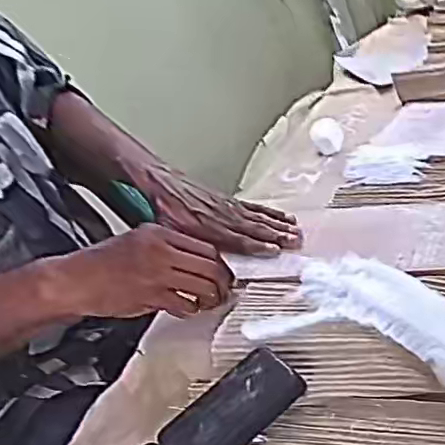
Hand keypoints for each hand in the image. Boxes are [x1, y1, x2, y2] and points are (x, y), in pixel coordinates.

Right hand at [38, 223, 230, 318]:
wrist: (71, 280)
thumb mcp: (136, 242)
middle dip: (223, 283)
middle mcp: (159, 250)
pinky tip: (186, 308)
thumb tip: (203, 261)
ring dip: (212, 299)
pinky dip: (191, 309)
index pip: (206, 248)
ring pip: (206, 287)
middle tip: (222, 291)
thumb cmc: (102, 265)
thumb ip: (169, 248)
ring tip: (207, 302)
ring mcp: (157, 273)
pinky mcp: (153, 295)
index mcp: (156, 234)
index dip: (220, 264)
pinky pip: (188, 304)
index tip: (222, 273)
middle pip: (213, 268)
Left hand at [126, 159, 300, 255]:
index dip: (257, 246)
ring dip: (279, 225)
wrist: (148, 179)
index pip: (239, 240)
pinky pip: (254, 208)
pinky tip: (283, 217)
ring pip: (258, 217)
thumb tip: (211, 266)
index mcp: (207, 228)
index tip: (276, 251)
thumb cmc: (157, 207)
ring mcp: (226, 207)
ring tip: (296, 232)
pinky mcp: (228, 200)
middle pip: (255, 228)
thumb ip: (193, 249)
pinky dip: (271, 213)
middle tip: (295, 242)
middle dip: (277, 235)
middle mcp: (221, 217)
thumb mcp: (168, 233)